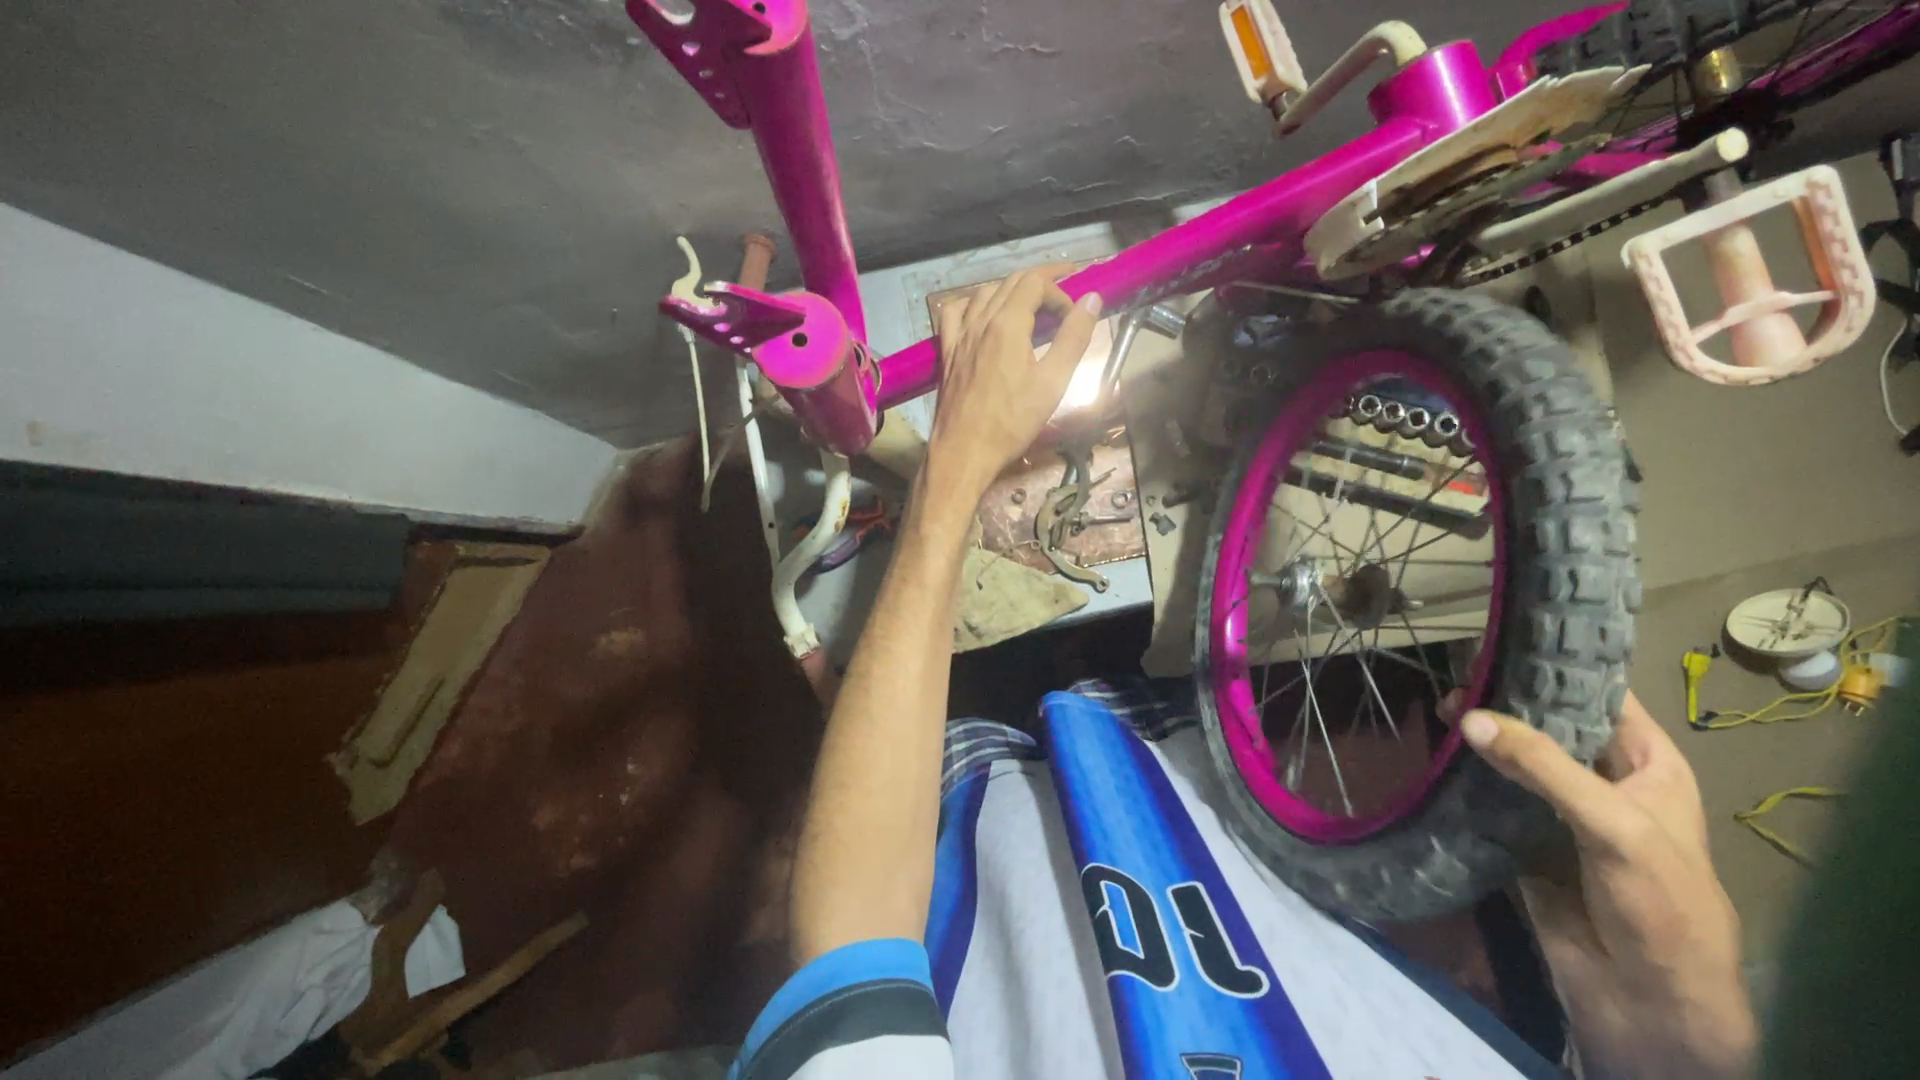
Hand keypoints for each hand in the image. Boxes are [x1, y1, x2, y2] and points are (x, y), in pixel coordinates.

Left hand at [927, 266, 1102, 500]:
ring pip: (983, 293)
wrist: (964, 451)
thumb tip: (1092, 300)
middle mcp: (979, 321)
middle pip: (1010, 282)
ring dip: (1010, 290)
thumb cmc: (1012, 422)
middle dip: (1040, 281)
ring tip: (1031, 305)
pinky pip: (955, 312)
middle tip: (1065, 291)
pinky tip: (982, 315)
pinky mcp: (947, 352)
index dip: (1060, 291)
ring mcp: (959, 335)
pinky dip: (972, 303)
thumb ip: (1073, 338)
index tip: (1074, 314)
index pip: (1035, 284)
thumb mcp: (1053, 382)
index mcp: (1007, 325)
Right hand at [1460, 693, 1755, 1079]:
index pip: (1599, 698)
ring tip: (1436, 712)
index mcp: (1646, 764)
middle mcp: (1602, 778)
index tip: (1503, 644)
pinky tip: (1436, 758)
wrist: (1647, 997)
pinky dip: (1464, 779)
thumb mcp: (1614, 823)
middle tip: (1453, 679)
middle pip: (1548, 725)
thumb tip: (1466, 716)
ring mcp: (1559, 809)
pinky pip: (1490, 797)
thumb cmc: (1661, 902)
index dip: (1557, 669)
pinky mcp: (1523, 838)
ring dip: (1479, 740)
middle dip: (1504, 703)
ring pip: (1514, 759)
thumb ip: (1543, 766)